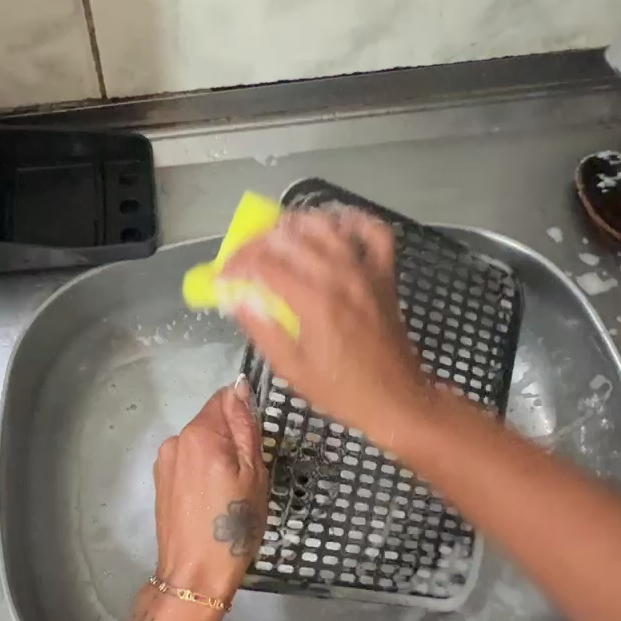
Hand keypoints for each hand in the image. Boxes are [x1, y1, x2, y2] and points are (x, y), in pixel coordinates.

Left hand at [153, 379, 268, 603]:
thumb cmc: (233, 525)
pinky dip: (203, 472)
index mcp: (199, 433)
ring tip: (230, 492)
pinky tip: (212, 500)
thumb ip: (244, 425)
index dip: (245, 416)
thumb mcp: (252, 473)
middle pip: (211, 422)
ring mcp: (164, 461)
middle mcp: (175, 440)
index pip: (224, 398)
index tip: (256, 444)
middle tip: (247, 476)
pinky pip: (189, 462)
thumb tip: (239, 385)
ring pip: (200, 444)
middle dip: (231, 440)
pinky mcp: (160, 481)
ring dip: (217, 457)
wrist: (194, 574)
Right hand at [219, 209, 431, 434]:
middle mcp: (339, 275)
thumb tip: (237, 300)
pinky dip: (353, 221)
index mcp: (313, 300)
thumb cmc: (342, 391)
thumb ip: (263, 330)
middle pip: (290, 237)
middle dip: (258, 242)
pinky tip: (334, 225)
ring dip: (297, 224)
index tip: (224, 276)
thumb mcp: (293, 369)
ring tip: (277, 237)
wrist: (396, 399)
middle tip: (243, 258)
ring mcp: (365, 270)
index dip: (237, 265)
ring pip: (326, 226)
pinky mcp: (385, 273)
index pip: (264, 264)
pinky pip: (373, 232)